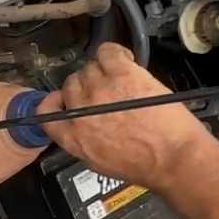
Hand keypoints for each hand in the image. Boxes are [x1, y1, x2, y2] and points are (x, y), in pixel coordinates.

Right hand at [41, 43, 217, 190]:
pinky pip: (108, 52)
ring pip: (89, 68)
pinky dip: (113, 53)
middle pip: (71, 84)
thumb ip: (81, 140)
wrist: (172, 158)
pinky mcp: (122, 74)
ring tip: (119, 79)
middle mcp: (81, 111)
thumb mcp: (98, 162)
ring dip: (101, 71)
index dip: (54, 101)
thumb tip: (81, 126)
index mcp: (72, 136)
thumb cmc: (142, 165)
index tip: (62, 99)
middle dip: (84, 86)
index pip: (46, 111)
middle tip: (103, 91)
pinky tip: (123, 60)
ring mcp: (100, 90)